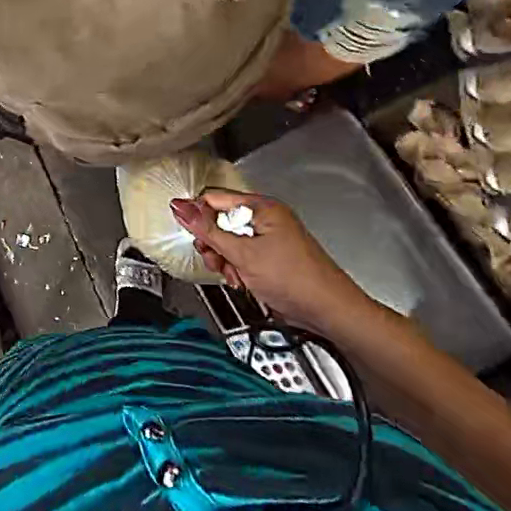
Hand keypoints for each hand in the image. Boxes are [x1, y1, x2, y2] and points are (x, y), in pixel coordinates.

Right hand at [170, 190, 378, 330]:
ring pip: (227, 240)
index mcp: (261, 207)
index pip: (213, 198)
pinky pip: (240, 254)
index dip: (198, 216)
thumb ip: (207, 230)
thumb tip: (182, 208)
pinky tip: (242, 279)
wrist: (327, 311)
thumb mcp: (242, 253)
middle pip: (219, 220)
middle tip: (217, 258)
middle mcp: (265, 218)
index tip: (193, 235)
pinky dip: (235, 266)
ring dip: (223, 258)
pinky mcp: (269, 255)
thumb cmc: (297, 280)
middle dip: (212, 243)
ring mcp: (268, 237)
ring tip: (234, 272)